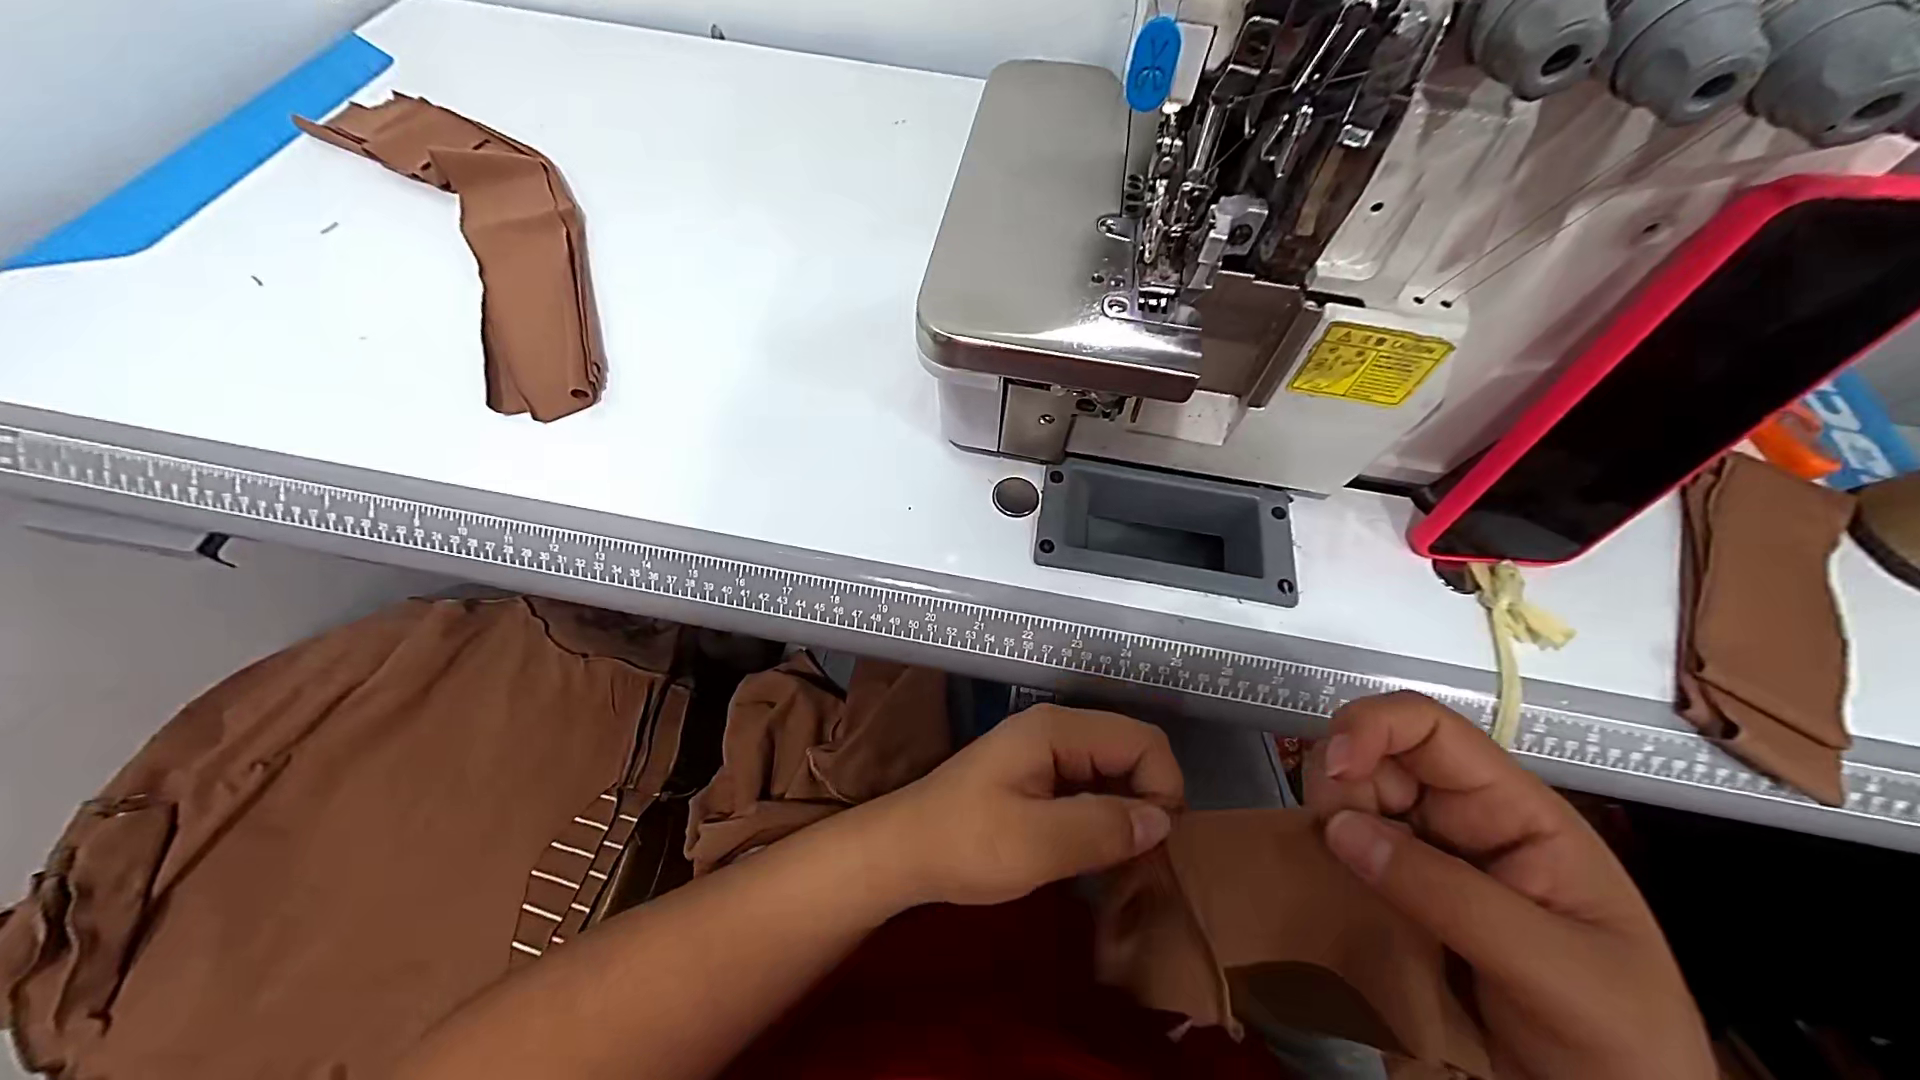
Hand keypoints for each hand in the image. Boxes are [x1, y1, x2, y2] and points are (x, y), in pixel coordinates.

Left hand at [860, 704, 1184, 907]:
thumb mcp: (1036, 844)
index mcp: (1056, 730)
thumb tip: (1162, 820)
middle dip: (1147, 799)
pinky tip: (1094, 851)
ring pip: (1112, 770)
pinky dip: (1103, 815)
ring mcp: (1044, 750)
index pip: (1142, 740)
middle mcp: (1055, 729)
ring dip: (1126, 811)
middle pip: (1130, 750)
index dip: (1162, 788)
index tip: (1155, 844)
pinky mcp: (1036, 774)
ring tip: (1120, 860)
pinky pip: (1089, 786)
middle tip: (1140, 858)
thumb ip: (1102, 828)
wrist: (902, 851)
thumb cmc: (964, 844)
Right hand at [1306, 691, 1713, 1079]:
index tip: (1336, 774)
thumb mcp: (1559, 971)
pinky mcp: (1388, 894)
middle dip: (1339, 791)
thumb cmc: (1622, 1042)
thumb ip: (1452, 896)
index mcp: (1510, 810)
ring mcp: (1418, 857)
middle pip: (1368, 760)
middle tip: (1339, 856)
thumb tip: (1339, 829)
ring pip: (1343, 805)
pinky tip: (1329, 897)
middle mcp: (1455, 819)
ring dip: (1324, 832)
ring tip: (1344, 890)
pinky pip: (1337, 856)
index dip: (1371, 727)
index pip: (1426, 728)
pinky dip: (1318, 865)